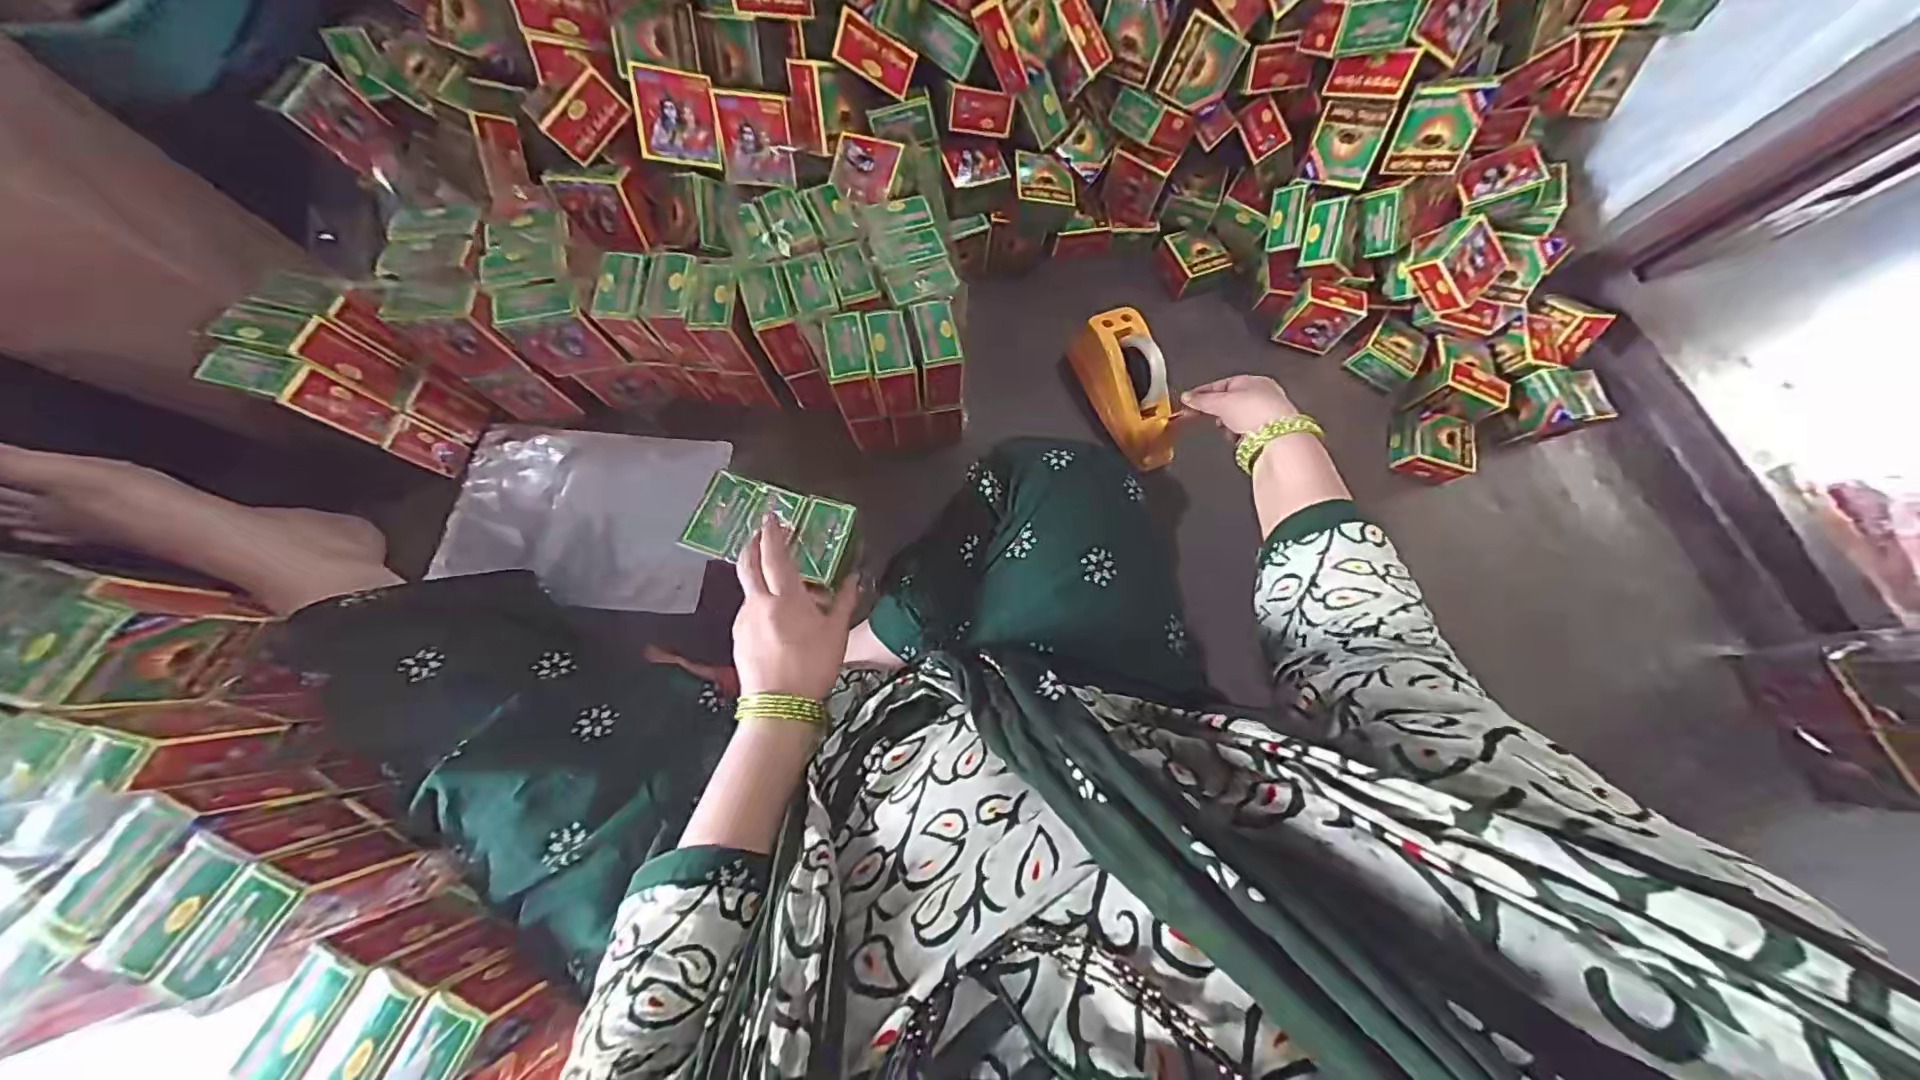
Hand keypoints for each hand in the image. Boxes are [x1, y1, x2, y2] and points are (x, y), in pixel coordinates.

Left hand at [732, 514, 859, 699]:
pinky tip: (776, 615)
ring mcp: (744, 620)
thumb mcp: (836, 632)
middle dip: (753, 543)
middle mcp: (758, 603)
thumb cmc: (812, 666)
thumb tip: (854, 577)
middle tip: (762, 533)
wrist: (779, 706)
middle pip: (747, 563)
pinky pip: (749, 610)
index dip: (772, 532)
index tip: (772, 517)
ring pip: (749, 588)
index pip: (773, 554)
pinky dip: (760, 602)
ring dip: (759, 576)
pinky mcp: (738, 637)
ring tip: (781, 582)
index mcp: (785, 597)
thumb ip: (844, 600)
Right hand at [1180, 375, 1298, 436]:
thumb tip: (1187, 397)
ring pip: (1236, 419)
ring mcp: (1265, 412)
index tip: (1188, 401)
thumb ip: (1201, 400)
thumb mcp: (1220, 402)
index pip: (1221, 385)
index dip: (1203, 393)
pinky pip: (1244, 431)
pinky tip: (1239, 437)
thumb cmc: (1256, 411)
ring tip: (1229, 429)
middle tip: (1207, 416)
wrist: (1276, 435)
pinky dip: (1238, 435)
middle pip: (1228, 402)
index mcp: (1252, 380)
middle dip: (1217, 412)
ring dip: (1228, 426)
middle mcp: (1261, 394)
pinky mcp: (1267, 430)